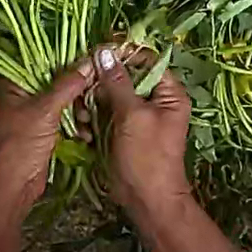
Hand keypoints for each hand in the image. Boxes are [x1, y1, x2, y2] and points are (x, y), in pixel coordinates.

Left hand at [0, 59, 94, 211]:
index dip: (68, 59)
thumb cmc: (20, 144)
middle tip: (96, 90)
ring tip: (87, 117)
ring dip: (78, 108)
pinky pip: (63, 118)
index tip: (92, 59)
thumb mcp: (45, 110)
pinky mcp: (42, 130)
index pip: (43, 60)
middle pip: (56, 80)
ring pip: (62, 100)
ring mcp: (32, 113)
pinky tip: (86, 131)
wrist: (11, 186)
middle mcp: (22, 94)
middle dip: (77, 88)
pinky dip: (75, 122)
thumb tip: (90, 61)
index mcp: (13, 82)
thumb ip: (69, 84)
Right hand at [93, 45, 194, 213]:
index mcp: (168, 93)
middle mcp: (154, 100)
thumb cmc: (147, 156)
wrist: (146, 199)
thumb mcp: (133, 115)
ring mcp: (136, 116)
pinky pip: (103, 114)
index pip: (147, 61)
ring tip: (83, 117)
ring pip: (109, 96)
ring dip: (92, 104)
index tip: (98, 53)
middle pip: (124, 77)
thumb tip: (104, 52)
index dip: (124, 55)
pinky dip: (92, 120)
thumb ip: (117, 82)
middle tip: (83, 89)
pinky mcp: (120, 130)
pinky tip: (85, 132)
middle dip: (101, 83)